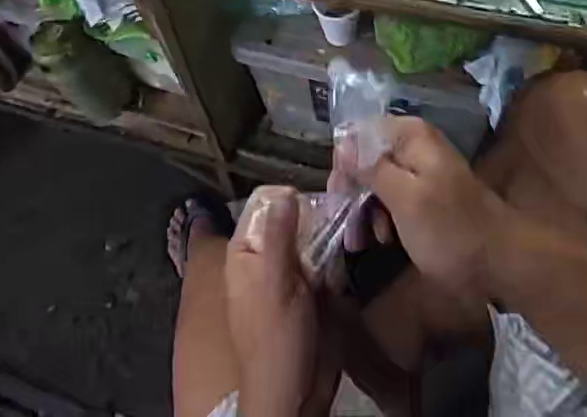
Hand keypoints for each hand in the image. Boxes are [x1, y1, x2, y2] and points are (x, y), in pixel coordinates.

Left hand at [226, 187, 338, 416]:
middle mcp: (268, 254)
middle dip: (317, 218)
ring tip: (337, 254)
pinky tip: (340, 276)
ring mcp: (292, 269)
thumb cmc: (277, 341)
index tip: (315, 201)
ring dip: (332, 239)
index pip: (266, 201)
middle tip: (337, 222)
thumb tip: (285, 190)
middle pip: (296, 214)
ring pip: (316, 233)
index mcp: (246, 250)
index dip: (290, 197)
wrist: (298, 395)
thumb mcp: (275, 284)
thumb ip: (278, 236)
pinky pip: (330, 257)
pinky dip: (338, 261)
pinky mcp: (315, 285)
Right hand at [341, 116, 510, 300]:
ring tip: (362, 241)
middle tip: (345, 225)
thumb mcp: (405, 198)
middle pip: (367, 157)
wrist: (501, 262)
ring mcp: (423, 171)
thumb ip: (372, 168)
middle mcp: (415, 145)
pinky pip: (394, 197)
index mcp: (411, 135)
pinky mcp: (427, 196)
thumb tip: (341, 141)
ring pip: (378, 180)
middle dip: (353, 191)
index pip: (360, 132)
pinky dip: (383, 217)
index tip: (336, 196)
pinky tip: (382, 240)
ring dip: (365, 209)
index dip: (344, 162)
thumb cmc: (450, 229)